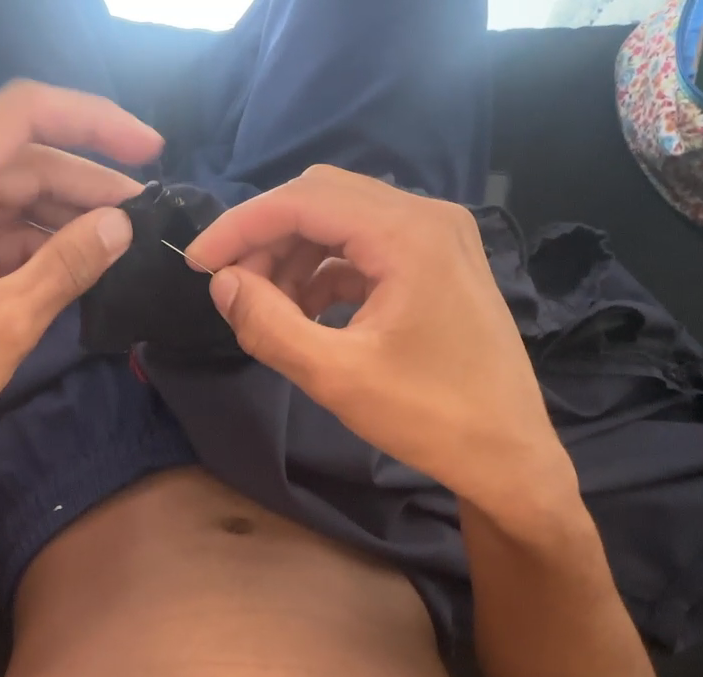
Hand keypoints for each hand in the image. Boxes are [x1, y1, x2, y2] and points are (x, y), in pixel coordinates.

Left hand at [0, 81, 162, 492]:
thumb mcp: (10, 317)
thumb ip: (69, 263)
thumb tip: (121, 225)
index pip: (25, 113)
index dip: (95, 121)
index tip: (150, 150)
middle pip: (23, 159)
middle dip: (88, 181)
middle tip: (147, 212)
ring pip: (13, 199)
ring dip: (67, 215)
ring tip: (123, 241)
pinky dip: (40, 245)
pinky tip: (79, 266)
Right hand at [185, 165, 573, 518]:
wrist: (505, 452)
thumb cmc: (427, 416)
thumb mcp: (336, 376)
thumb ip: (270, 325)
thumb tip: (223, 286)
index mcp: (407, 233)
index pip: (304, 201)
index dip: (241, 226)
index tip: (197, 264)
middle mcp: (427, 217)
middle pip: (323, 198)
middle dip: (267, 237)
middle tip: (232, 289)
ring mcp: (438, 238)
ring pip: (343, 222)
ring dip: (295, 255)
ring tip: (268, 309)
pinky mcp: (439, 264)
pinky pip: (366, 249)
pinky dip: (326, 272)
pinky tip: (307, 313)